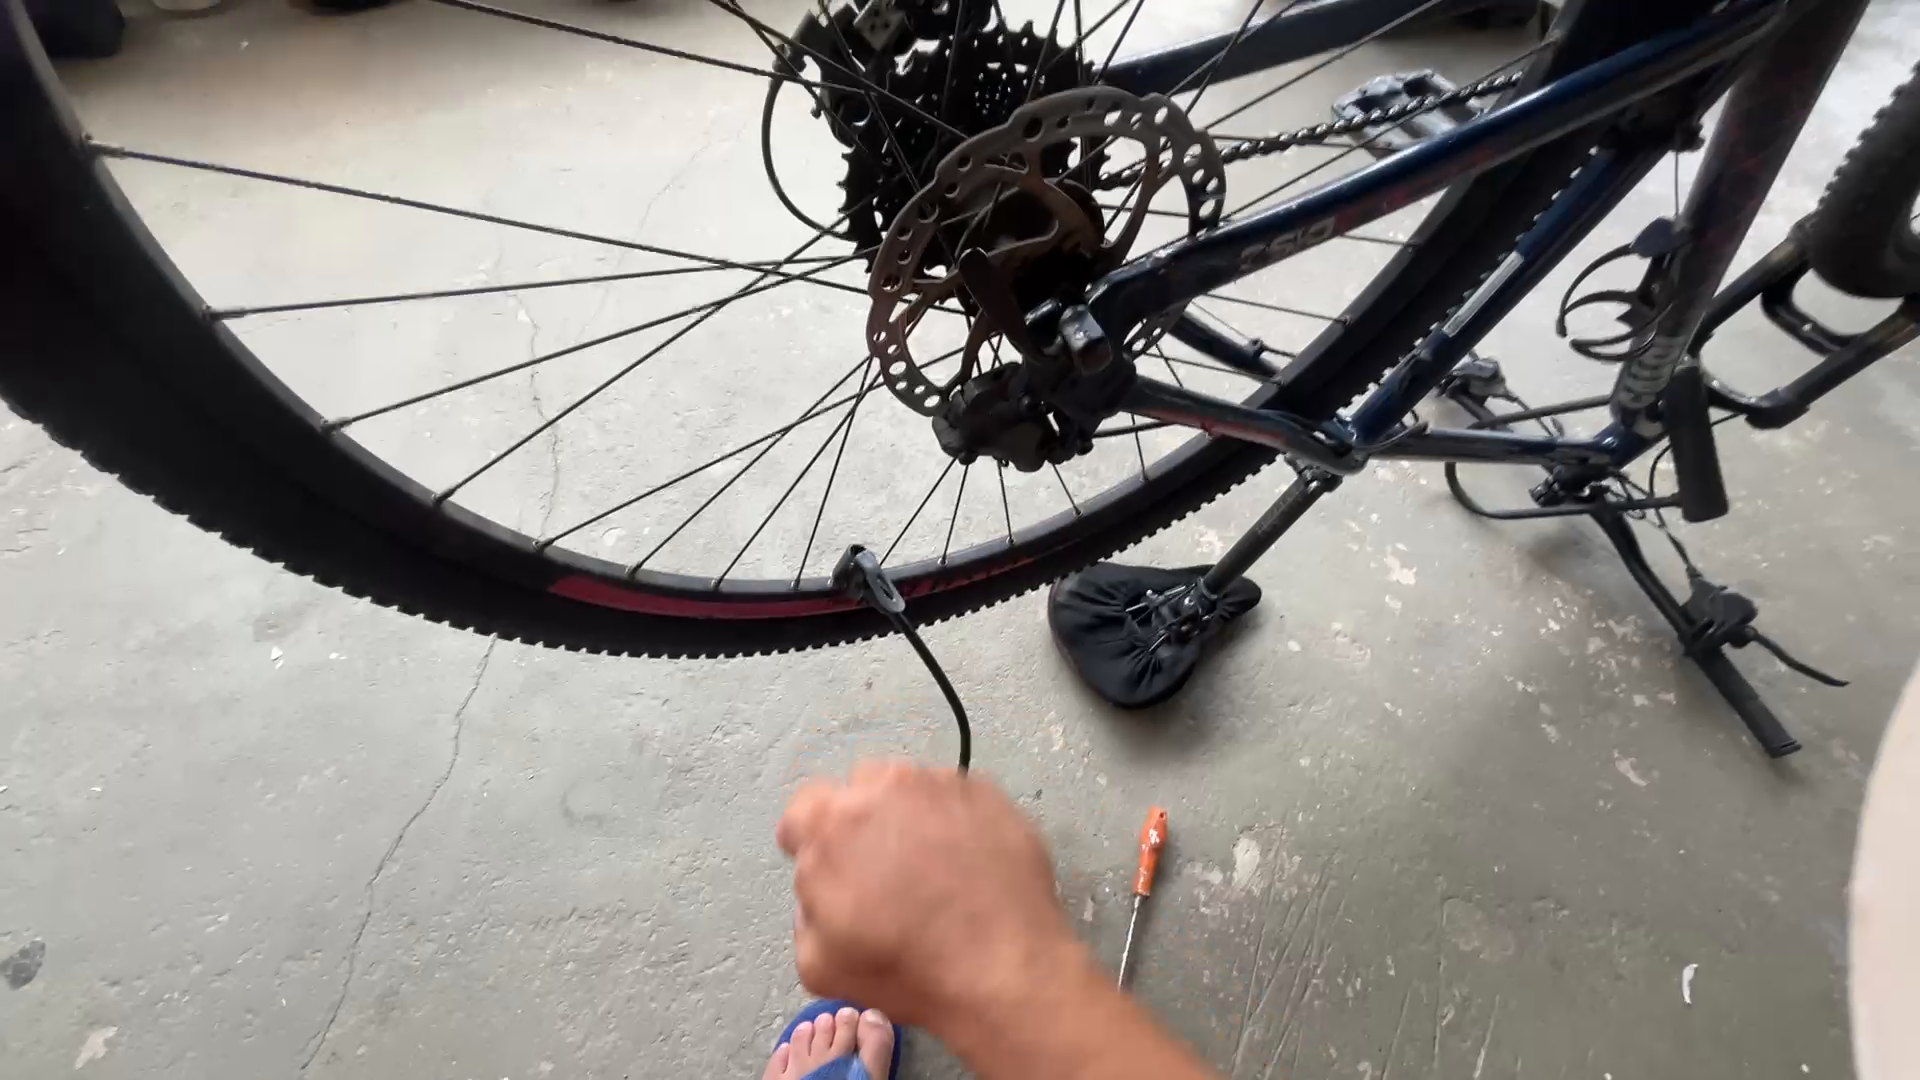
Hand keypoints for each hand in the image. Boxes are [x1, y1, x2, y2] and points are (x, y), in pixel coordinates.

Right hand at [776, 761, 1081, 1031]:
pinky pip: (955, 797)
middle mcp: (885, 785)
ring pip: (910, 789)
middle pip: (860, 790)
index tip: (832, 862)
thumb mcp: (819, 962)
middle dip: (864, 822)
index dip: (811, 838)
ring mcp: (940, 782)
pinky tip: (968, 862)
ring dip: (911, 817)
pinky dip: (955, 820)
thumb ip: (805, 908)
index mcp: (832, 822)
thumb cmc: (909, 966)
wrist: (1003, 964)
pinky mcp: (985, 790)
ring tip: (934, 867)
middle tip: (885, 870)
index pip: (803, 808)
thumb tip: (821, 887)